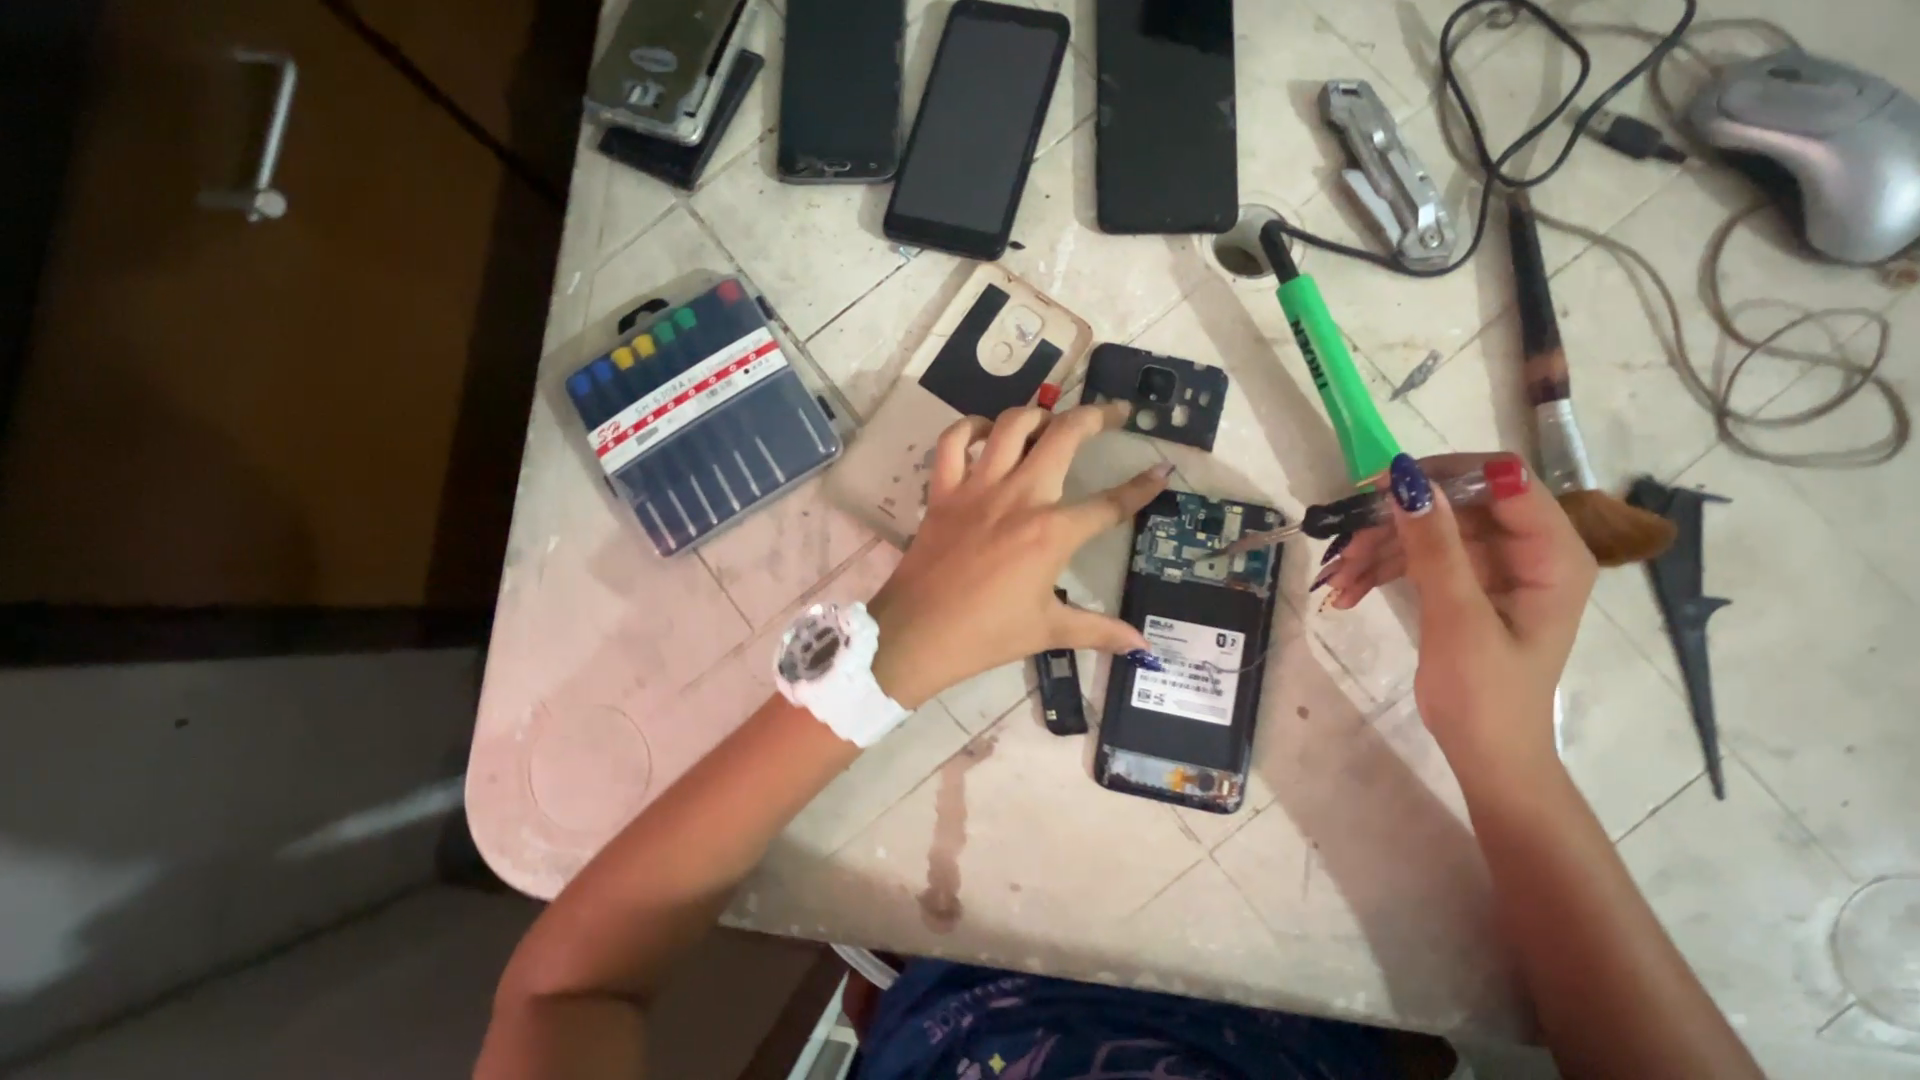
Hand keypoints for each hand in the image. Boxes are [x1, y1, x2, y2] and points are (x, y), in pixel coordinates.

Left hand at [866, 402, 1171, 708]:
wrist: (916, 635)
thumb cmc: (986, 635)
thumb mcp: (1048, 630)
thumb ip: (1099, 630)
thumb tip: (1142, 645)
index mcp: (1052, 533)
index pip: (1109, 504)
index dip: (1142, 487)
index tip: (1162, 469)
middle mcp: (1020, 497)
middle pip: (1064, 436)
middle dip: (1096, 416)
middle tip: (1113, 413)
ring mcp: (978, 488)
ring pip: (1011, 425)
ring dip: (1037, 414)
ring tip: (1052, 422)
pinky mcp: (943, 491)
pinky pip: (953, 442)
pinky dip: (969, 427)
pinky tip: (984, 432)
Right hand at [1321, 453, 1596, 764]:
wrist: (1484, 752)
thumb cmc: (1486, 693)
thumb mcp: (1458, 618)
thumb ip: (1435, 547)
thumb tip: (1407, 481)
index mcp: (1552, 554)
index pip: (1505, 481)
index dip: (1444, 474)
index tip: (1379, 489)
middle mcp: (1527, 550)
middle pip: (1456, 503)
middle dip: (1396, 519)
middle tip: (1344, 540)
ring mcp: (1494, 566)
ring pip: (1429, 528)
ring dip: (1378, 547)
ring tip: (1338, 578)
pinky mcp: (1465, 583)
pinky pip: (1419, 556)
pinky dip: (1381, 568)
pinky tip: (1348, 592)